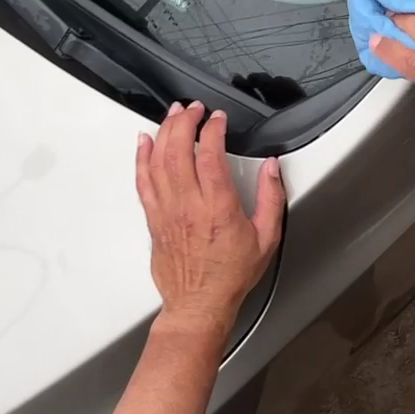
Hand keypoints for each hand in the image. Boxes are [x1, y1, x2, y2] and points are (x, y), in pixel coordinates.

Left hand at [135, 102, 285, 340]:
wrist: (199, 305)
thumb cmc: (232, 274)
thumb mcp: (267, 238)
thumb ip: (272, 198)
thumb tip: (272, 167)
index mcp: (218, 208)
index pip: (210, 156)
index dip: (213, 130)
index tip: (219, 118)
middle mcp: (188, 206)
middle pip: (178, 151)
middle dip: (184, 122)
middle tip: (194, 108)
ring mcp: (167, 211)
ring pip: (158, 162)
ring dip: (164, 132)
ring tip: (172, 114)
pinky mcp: (154, 219)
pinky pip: (143, 181)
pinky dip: (141, 157)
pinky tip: (144, 142)